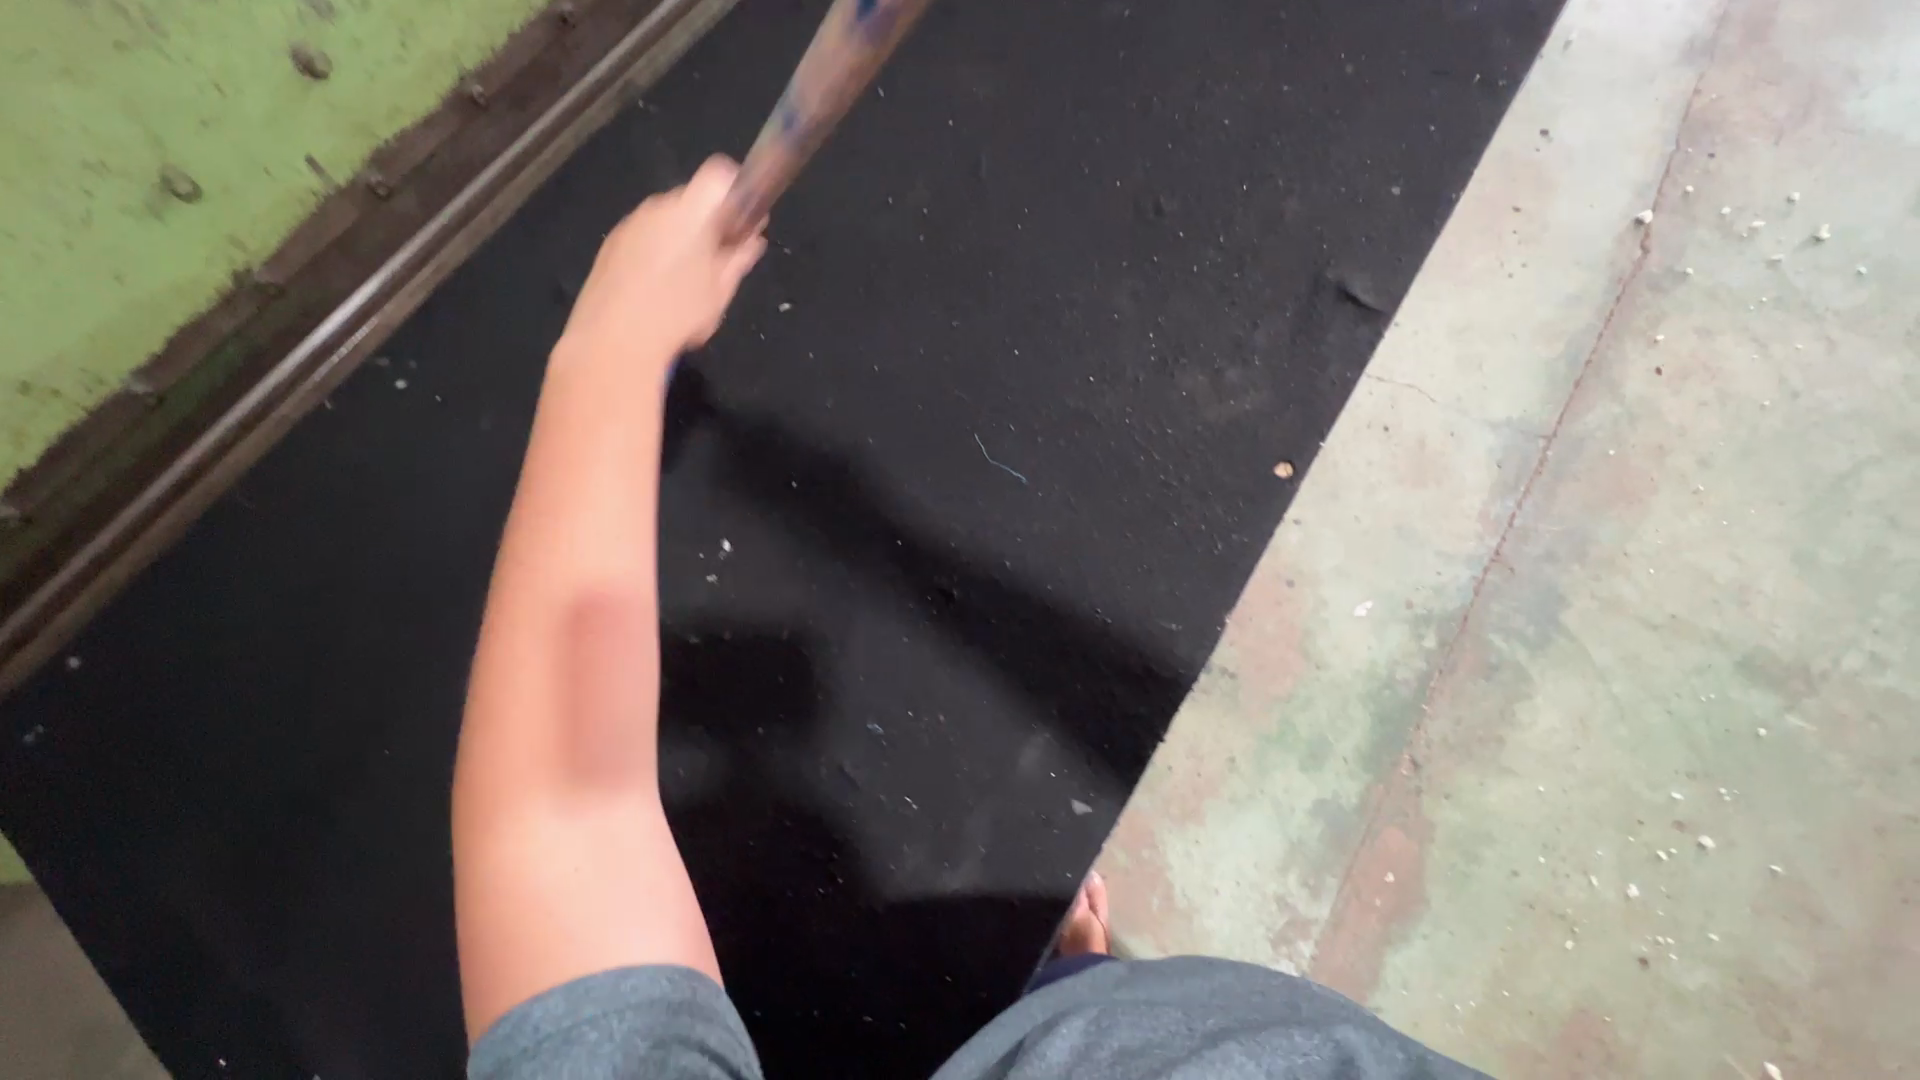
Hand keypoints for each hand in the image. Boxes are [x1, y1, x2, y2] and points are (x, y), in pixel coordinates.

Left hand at [555, 156, 766, 373]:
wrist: (613, 340)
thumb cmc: (677, 315)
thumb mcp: (720, 292)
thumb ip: (739, 259)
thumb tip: (753, 241)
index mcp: (692, 214)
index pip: (720, 175)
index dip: (737, 191)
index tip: (745, 222)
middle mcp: (658, 207)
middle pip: (693, 198)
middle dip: (711, 221)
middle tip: (721, 259)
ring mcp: (632, 223)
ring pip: (668, 217)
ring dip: (684, 237)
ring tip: (688, 279)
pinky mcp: (613, 242)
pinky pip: (646, 234)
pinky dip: (659, 249)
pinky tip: (660, 286)